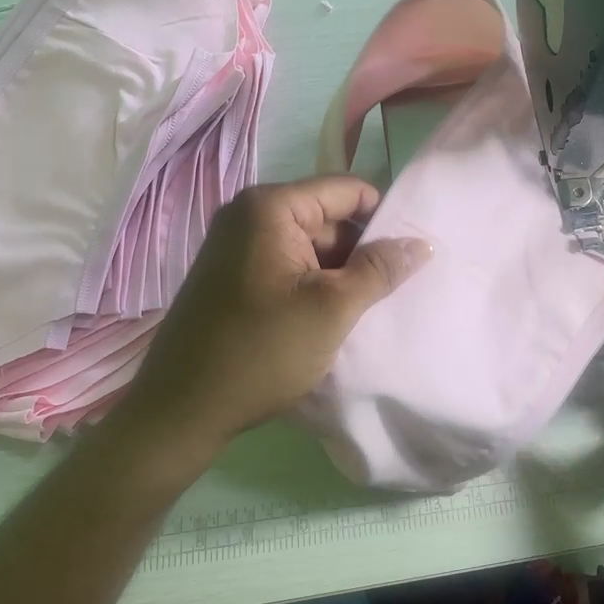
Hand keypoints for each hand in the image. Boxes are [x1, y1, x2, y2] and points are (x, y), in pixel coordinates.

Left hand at [112, 176, 430, 449]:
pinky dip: (315, 288)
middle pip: (331, 218)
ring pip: (313, 248)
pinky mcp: (235, 277)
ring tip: (367, 311)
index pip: (347, 191)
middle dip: (362, 253)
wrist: (180, 412)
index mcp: (270, 207)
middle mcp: (250, 215)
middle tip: (393, 292)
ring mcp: (238, 247)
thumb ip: (379, 270)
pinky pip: (290, 267)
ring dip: (340, 276)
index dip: (383, 220)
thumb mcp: (331, 309)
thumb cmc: (259, 353)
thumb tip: (422, 243)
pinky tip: (332, 320)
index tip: (409, 258)